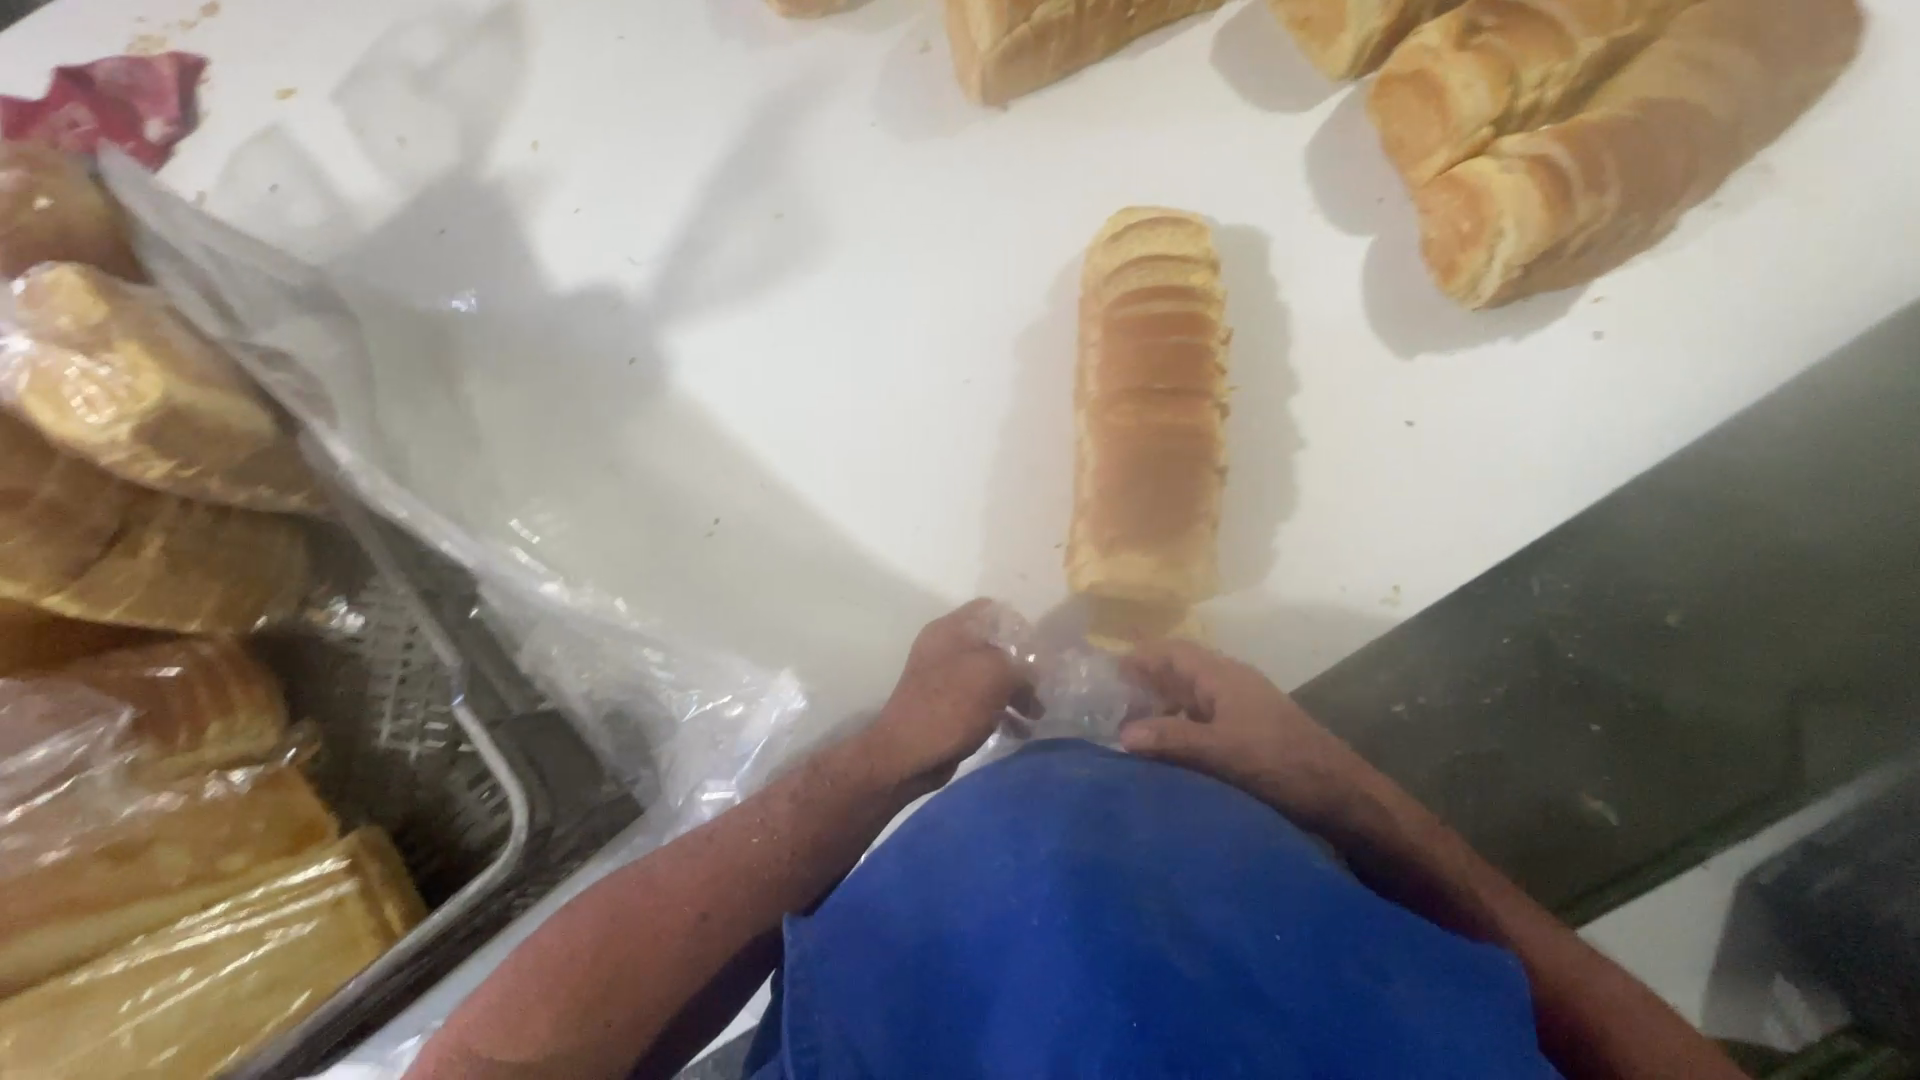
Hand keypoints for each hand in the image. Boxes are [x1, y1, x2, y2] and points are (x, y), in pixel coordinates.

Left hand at [862, 600, 1024, 792]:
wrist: (908, 755)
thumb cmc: (951, 705)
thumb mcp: (995, 675)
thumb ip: (1022, 666)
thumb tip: (1033, 676)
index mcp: (950, 629)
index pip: (990, 610)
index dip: (1018, 624)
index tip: (1040, 647)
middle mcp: (946, 648)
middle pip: (995, 646)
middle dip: (1023, 666)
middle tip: (1045, 685)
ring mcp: (945, 679)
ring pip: (991, 677)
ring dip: (1017, 694)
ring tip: (1037, 715)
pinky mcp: (948, 708)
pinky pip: (983, 703)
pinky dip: (1003, 713)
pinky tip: (1021, 730)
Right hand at [1120, 640, 1373, 827]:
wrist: (1341, 794)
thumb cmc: (1281, 763)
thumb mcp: (1222, 751)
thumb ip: (1172, 738)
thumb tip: (1123, 733)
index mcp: (1223, 676)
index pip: (1172, 651)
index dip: (1139, 656)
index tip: (1105, 672)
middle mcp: (1230, 684)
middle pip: (1179, 671)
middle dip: (1144, 681)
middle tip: (1108, 702)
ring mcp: (1241, 708)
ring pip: (1190, 696)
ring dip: (1161, 706)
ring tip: (1129, 727)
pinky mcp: (1248, 733)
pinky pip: (1202, 719)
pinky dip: (1179, 726)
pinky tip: (1165, 749)